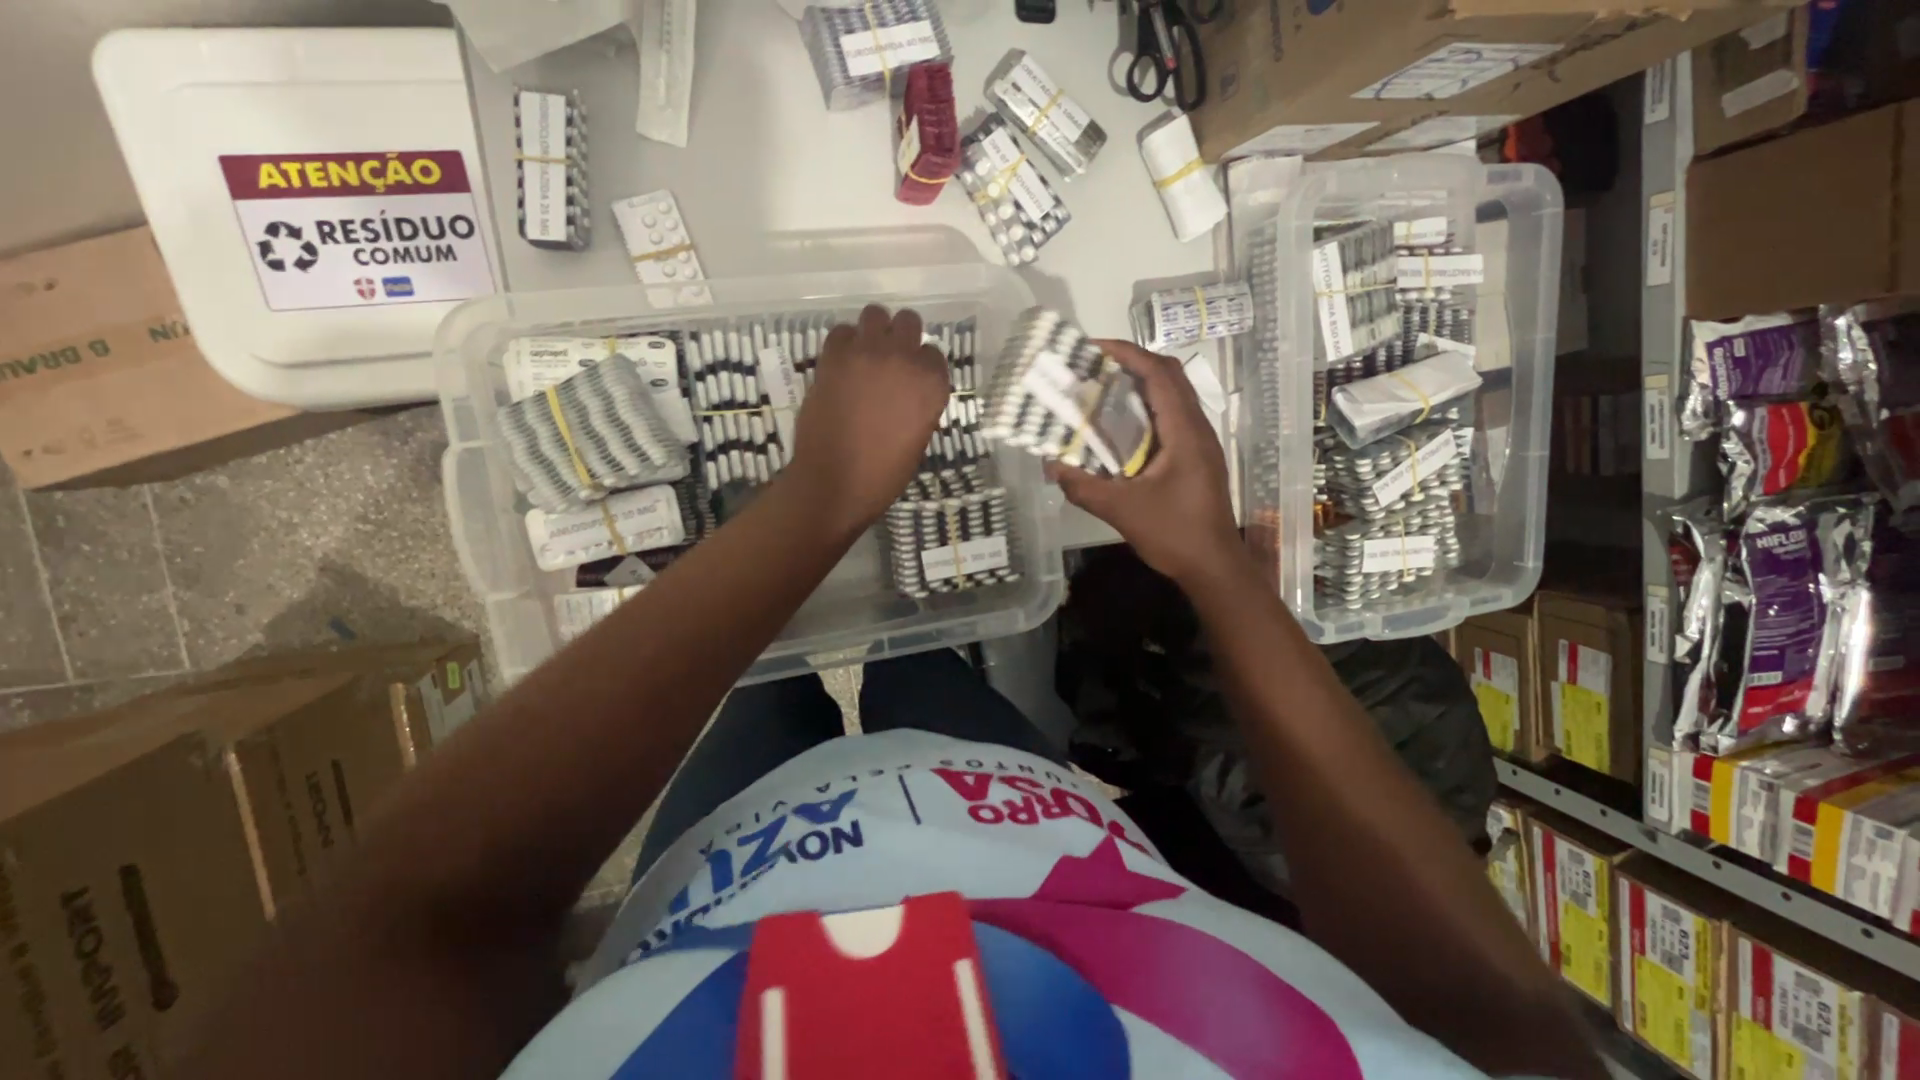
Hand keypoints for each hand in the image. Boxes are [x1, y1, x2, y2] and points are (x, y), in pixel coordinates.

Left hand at [786, 304, 949, 530]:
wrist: (835, 482)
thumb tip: (905, 391)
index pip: (933, 354)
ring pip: (874, 315)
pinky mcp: (834, 357)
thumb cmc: (883, 473)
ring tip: (863, 353)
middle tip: (887, 358)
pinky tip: (841, 363)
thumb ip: (918, 404)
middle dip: (899, 336)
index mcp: (932, 385)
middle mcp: (904, 360)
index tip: (908, 379)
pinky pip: (841, 331)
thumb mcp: (918, 438)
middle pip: (908, 322)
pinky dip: (843, 343)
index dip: (920, 364)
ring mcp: (867, 354)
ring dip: (872, 330)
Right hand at [1048, 340, 1244, 585]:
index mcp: (1184, 432)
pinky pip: (1173, 418)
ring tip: (1103, 390)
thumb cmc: (1174, 534)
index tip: (1095, 348)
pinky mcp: (1198, 459)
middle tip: (1096, 367)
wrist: (1214, 566)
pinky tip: (1122, 428)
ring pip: (1173, 397)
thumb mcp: (1121, 511)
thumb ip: (1083, 487)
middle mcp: (1197, 429)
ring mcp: (1201, 443)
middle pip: (1169, 377)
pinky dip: (1147, 409)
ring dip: (1141, 386)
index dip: (1128, 354)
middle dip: (1133, 363)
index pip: (1159, 374)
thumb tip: (1051, 467)